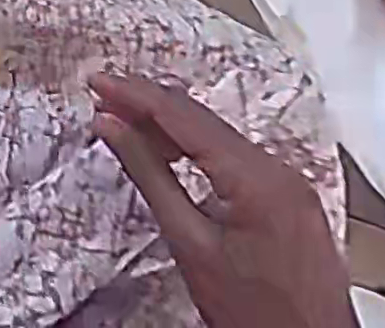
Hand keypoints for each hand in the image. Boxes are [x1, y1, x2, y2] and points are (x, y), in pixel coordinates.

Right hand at [90, 74, 354, 327]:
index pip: (181, 115)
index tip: (97, 81)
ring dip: (165, 121)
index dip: (133, 93)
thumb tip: (108, 123)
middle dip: (145, 101)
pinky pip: (229, 153)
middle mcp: (276, 166)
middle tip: (102, 95)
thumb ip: (147, 172)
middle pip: (198, 117)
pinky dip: (191, 144)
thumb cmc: (250, 314)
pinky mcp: (287, 193)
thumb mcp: (189, 242)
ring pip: (212, 132)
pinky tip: (163, 146)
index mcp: (255, 176)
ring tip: (121, 117)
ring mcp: (286, 179)